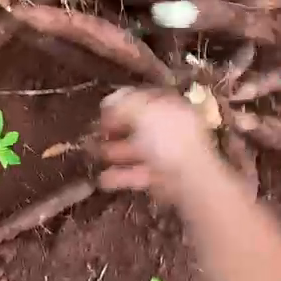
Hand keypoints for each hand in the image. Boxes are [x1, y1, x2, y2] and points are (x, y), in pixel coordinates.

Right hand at [98, 88, 228, 206]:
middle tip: (95, 130)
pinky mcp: (160, 178)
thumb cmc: (168, 140)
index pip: (145, 99)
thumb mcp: (143, 112)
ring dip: (112, 152)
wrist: (189, 181)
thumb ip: (124, 105)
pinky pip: (136, 173)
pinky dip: (119, 176)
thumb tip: (108, 101)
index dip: (122, 101)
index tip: (103, 107)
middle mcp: (170, 129)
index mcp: (171, 108)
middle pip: (138, 125)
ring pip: (135, 150)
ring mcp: (166, 155)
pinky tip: (103, 179)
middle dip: (114, 128)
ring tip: (91, 153)